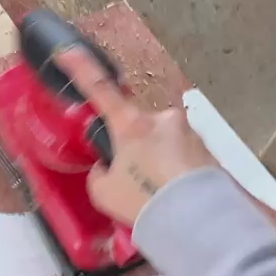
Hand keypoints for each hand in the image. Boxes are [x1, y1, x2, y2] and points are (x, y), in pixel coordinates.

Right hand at [58, 47, 216, 224]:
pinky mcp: (208, 150)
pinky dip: (176, 173)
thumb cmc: (146, 203)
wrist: (201, 224)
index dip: (80, 67)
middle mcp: (161, 120)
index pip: (98, 88)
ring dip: (156, 162)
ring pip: (161, 143)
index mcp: (131, 124)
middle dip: (132, 147)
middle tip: (132, 179)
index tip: (68, 51)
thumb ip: (100, 172)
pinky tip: (175, 197)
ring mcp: (188, 132)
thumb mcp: (104, 192)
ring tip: (157, 196)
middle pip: (136, 126)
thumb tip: (108, 166)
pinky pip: (182, 157)